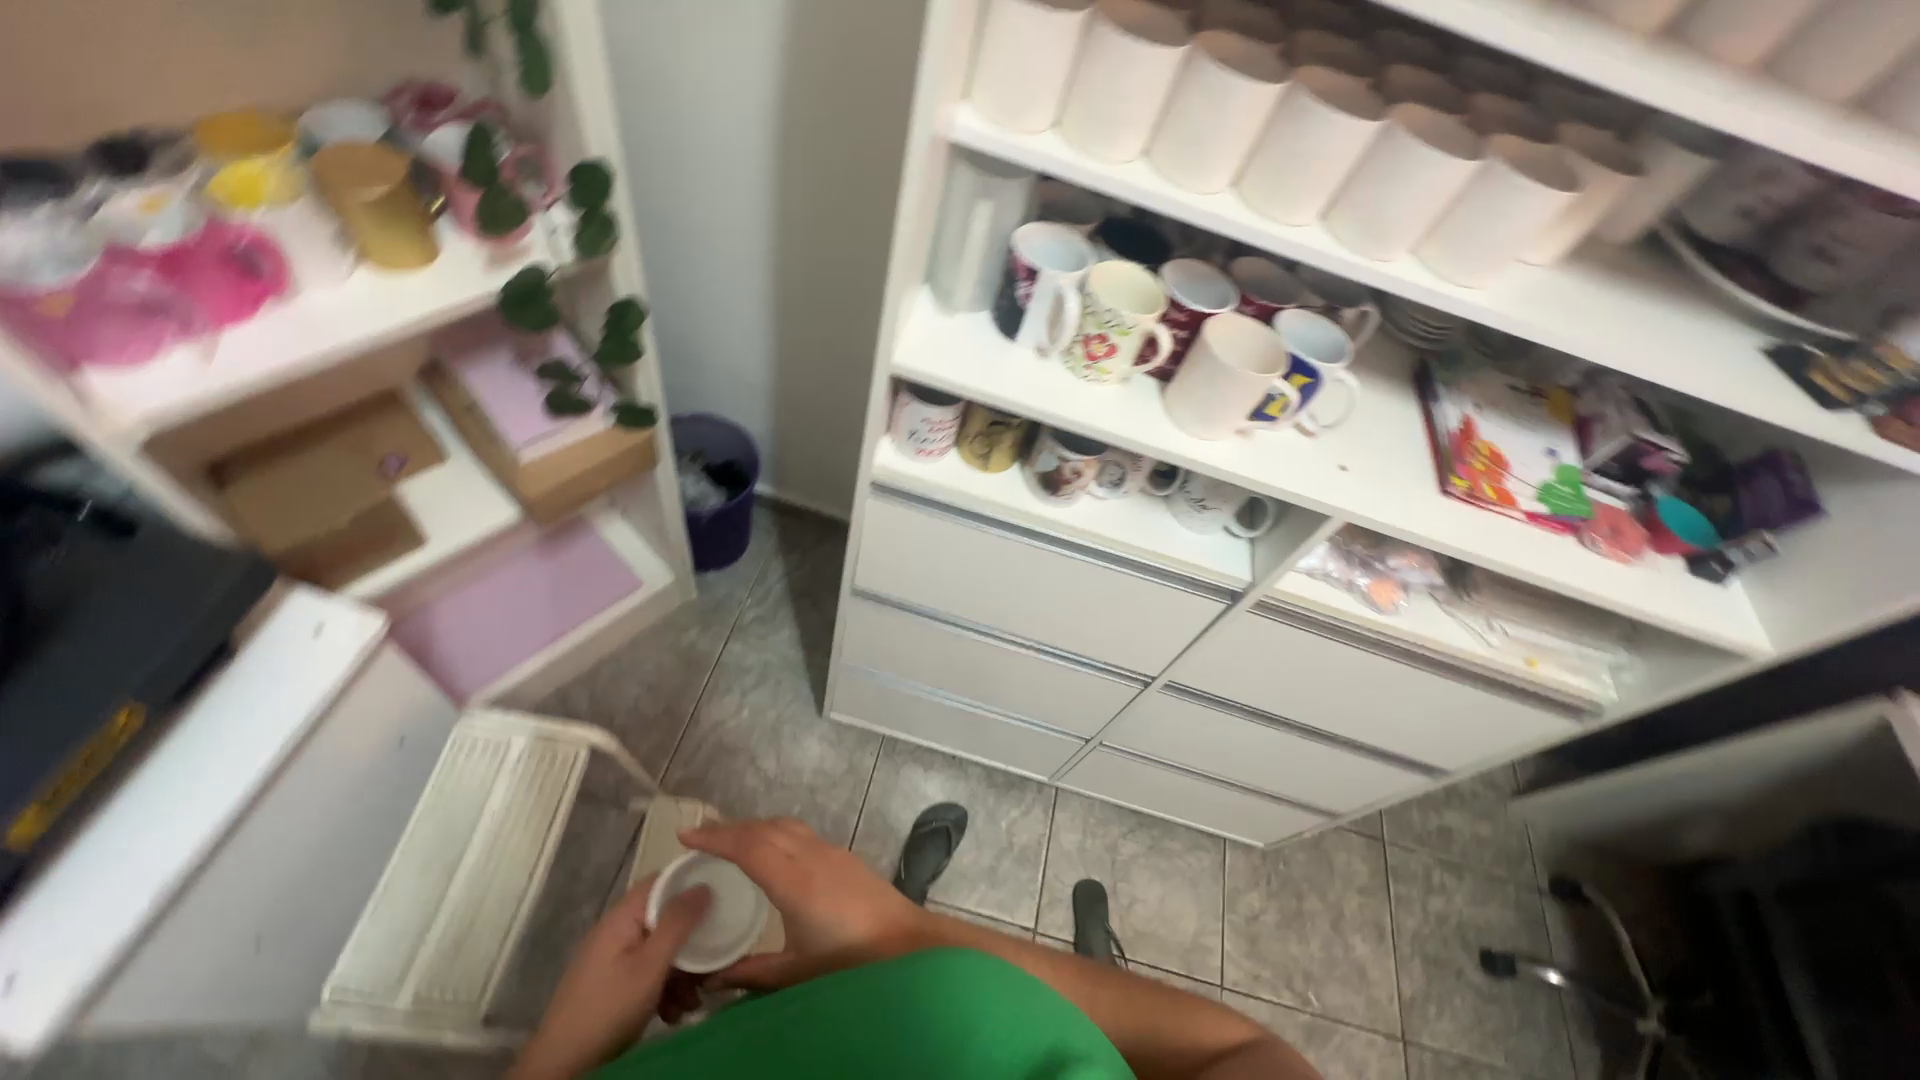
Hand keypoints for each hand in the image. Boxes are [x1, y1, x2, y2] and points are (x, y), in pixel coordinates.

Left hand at [509, 875, 710, 1079]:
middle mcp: (616, 932)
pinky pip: (646, 974)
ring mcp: (612, 960)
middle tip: (711, 965)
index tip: (721, 894)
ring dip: (681, 973)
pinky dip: (663, 989)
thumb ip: (677, 924)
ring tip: (692, 1001)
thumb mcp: (650, 966)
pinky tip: (673, 1013)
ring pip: (659, 951)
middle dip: (691, 943)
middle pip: (664, 920)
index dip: (691, 883)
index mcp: (622, 918)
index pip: (661, 881)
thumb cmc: (609, 1009)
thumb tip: (703, 885)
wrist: (562, 1066)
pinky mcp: (611, 985)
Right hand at [679, 817, 933, 992]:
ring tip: (731, 840)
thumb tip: (712, 979)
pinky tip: (772, 851)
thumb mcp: (797, 972)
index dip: (716, 838)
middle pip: (765, 828)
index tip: (686, 835)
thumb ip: (753, 972)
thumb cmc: (852, 960)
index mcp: (794, 881)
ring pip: (786, 826)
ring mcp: (832, 852)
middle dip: (730, 828)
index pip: (748, 846)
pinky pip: (802, 833)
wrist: (908, 944)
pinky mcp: (846, 856)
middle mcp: (812, 856)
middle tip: (700, 836)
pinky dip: (777, 833)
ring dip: (755, 827)